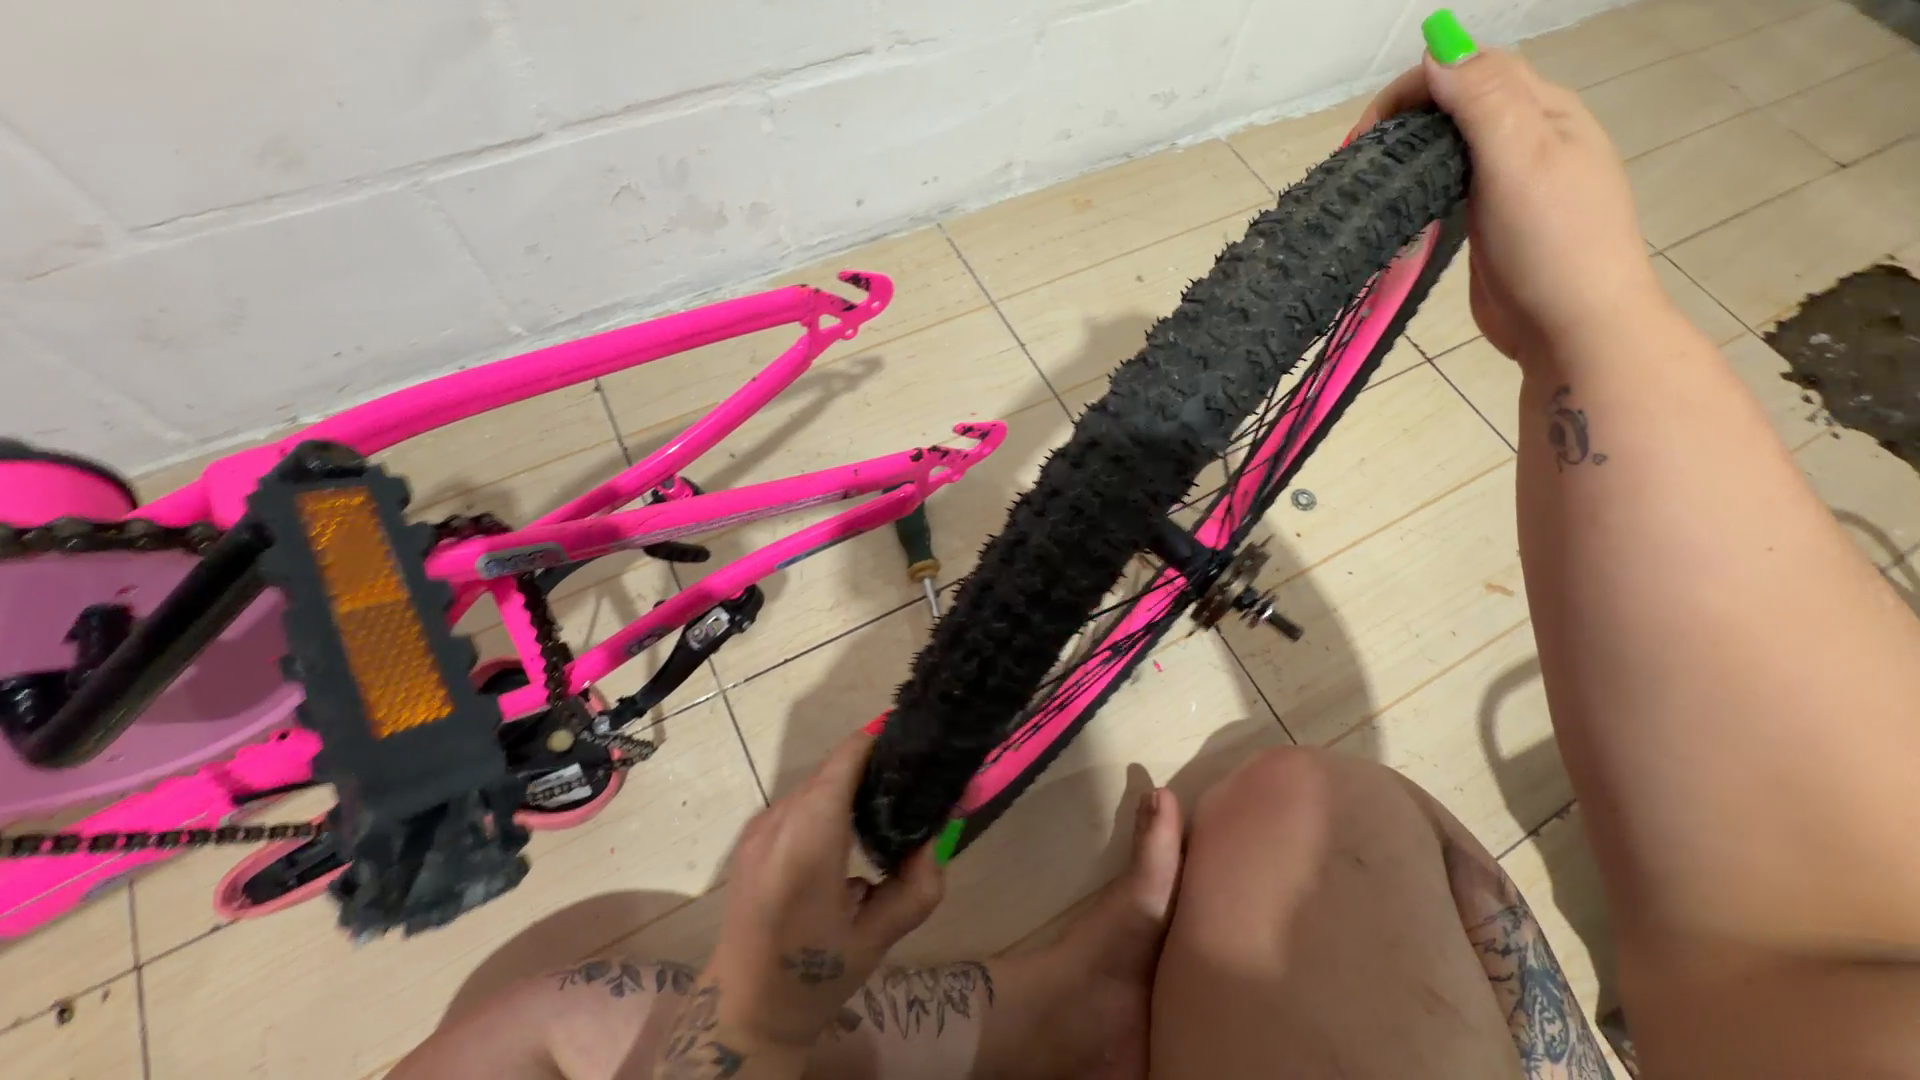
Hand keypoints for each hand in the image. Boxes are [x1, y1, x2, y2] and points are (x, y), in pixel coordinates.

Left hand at [699, 732, 944, 1050]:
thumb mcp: (878, 939)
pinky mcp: (753, 836)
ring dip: (851, 787)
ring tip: (889, 809)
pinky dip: (829, 803)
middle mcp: (778, 823)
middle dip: (875, 768)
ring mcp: (759, 827)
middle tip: (917, 785)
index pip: (844, 763)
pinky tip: (852, 834)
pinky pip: (799, 803)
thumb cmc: (814, 976)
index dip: (879, 742)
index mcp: (807, 844)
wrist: (743, 1008)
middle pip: (834, 770)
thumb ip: (916, 885)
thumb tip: (933, 836)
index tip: (917, 745)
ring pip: (816, 785)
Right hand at [1348, 16, 1666, 365]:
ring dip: (1408, 148)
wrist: (1573, 325)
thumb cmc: (1552, 241)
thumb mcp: (1521, 159)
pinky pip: (1450, 184)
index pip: (1471, 68)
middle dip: (1403, 116)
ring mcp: (1510, 182)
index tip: (1363, 134)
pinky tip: (1399, 204)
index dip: (1413, 86)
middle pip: (1459, 101)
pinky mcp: (1491, 221)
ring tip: (1368, 179)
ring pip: (1452, 143)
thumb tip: (1439, 52)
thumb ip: (1484, 101)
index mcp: (1543, 111)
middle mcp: (1528, 137)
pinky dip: (1418, 182)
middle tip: (1356, 160)